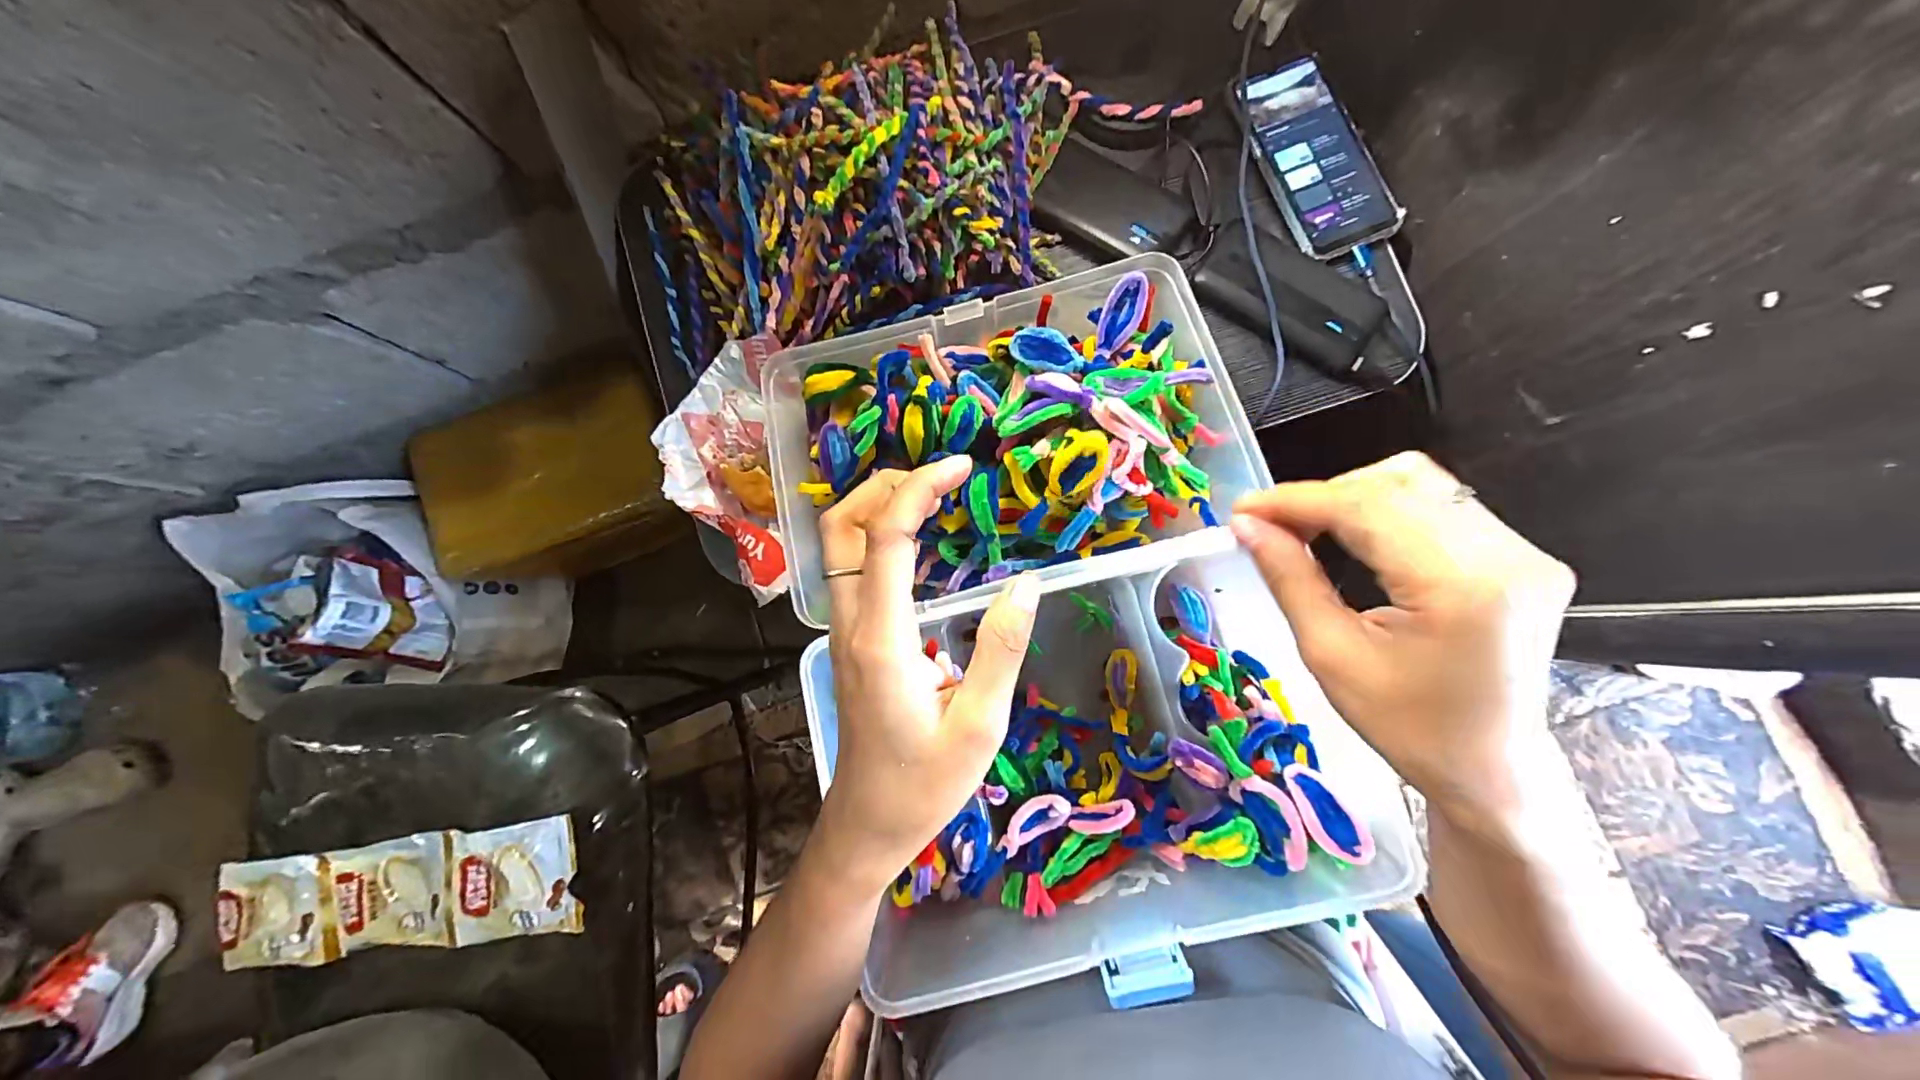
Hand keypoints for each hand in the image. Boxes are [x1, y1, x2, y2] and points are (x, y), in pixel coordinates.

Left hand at [815, 457, 1039, 889]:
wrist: (868, 824)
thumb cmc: (924, 783)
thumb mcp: (979, 724)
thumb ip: (1001, 650)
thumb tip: (1027, 584)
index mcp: (881, 639)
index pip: (884, 538)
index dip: (919, 489)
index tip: (962, 467)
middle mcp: (852, 624)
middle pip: (840, 527)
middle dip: (884, 486)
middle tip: (941, 478)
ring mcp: (845, 631)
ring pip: (840, 545)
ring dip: (878, 507)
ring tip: (934, 495)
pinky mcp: (853, 640)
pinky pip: (855, 569)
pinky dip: (880, 536)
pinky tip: (920, 541)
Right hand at [1229, 452, 1575, 822]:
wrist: (1490, 766)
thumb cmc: (1407, 726)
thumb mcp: (1331, 655)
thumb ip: (1290, 579)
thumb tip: (1247, 527)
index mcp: (1463, 588)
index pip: (1368, 509)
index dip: (1298, 500)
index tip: (1244, 510)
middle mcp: (1507, 556)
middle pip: (1395, 485)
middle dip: (1321, 496)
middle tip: (1268, 523)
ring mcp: (1523, 551)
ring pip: (1419, 485)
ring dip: (1351, 496)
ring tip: (1305, 526)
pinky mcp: (1522, 554)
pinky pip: (1441, 504)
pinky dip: (1383, 508)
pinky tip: (1352, 533)